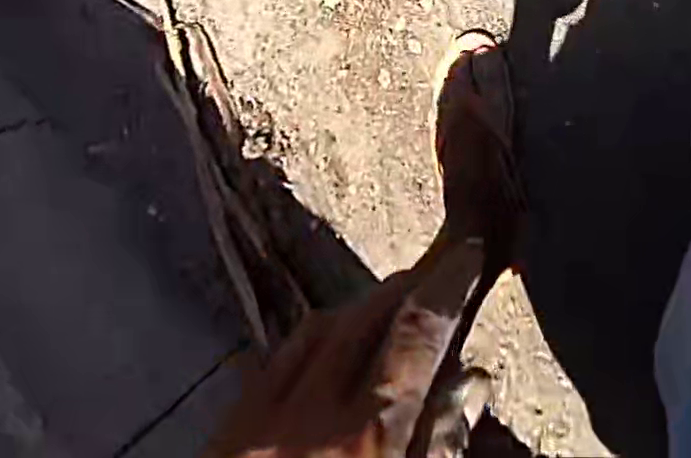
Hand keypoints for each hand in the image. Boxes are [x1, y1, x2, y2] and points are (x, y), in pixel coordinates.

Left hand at [207, 239, 488, 457]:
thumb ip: (438, 448)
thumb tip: (468, 383)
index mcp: (367, 442)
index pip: (417, 331)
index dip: (448, 282)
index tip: (469, 252)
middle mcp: (311, 416)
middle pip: (366, 315)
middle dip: (405, 289)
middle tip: (431, 283)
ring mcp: (258, 424)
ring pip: (317, 328)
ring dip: (358, 310)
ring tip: (386, 310)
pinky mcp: (222, 439)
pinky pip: (273, 360)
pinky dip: (311, 340)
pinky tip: (326, 348)